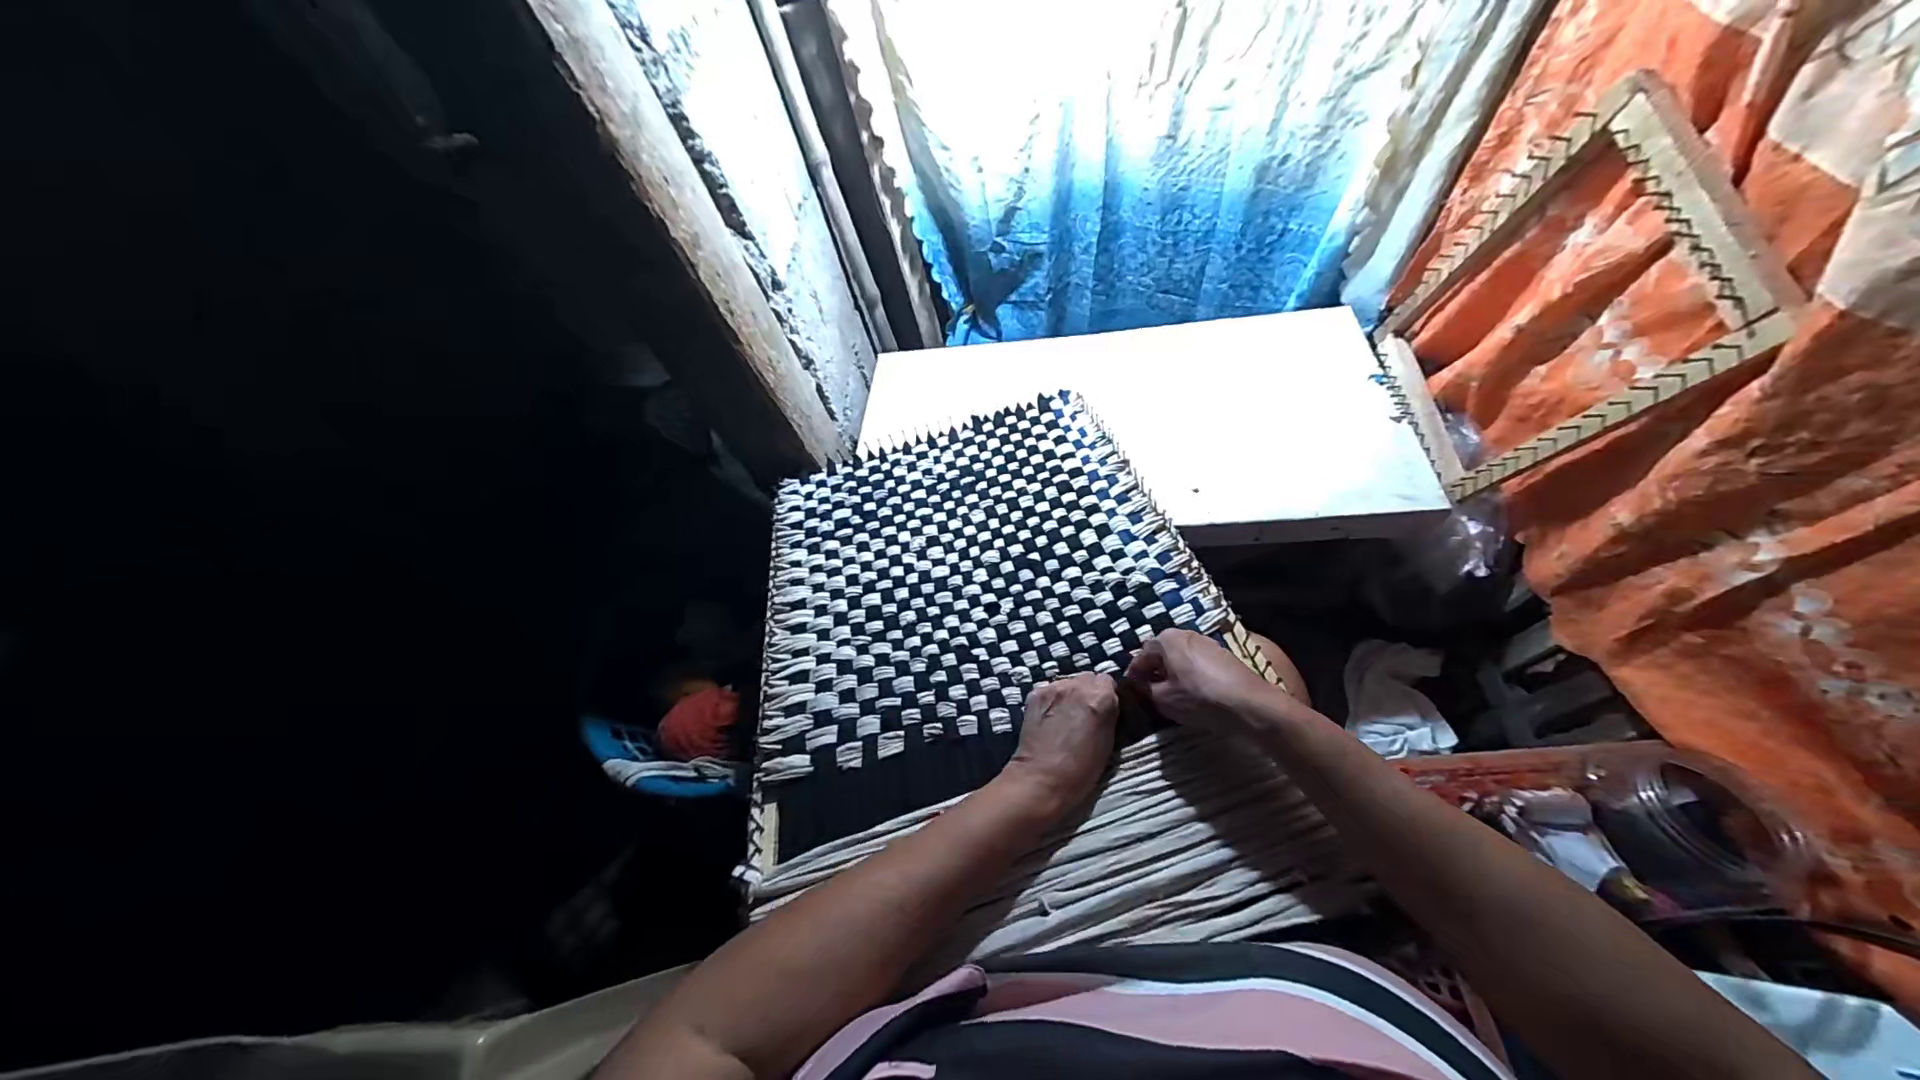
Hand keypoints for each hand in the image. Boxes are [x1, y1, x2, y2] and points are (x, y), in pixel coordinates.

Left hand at [999, 672, 1118, 814]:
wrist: (1042, 778)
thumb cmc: (1082, 770)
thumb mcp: (1109, 740)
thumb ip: (1109, 713)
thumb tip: (1106, 704)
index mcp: (1101, 697)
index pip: (1109, 681)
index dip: (1107, 695)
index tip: (1103, 710)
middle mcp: (1077, 685)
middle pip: (1088, 678)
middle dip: (1088, 691)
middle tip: (1085, 713)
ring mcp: (1054, 687)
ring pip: (1068, 681)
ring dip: (1070, 694)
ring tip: (1066, 715)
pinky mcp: (1035, 693)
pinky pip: (1050, 689)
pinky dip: (1053, 698)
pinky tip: (1051, 716)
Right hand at [1125, 629, 1281, 737]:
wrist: (1250, 704)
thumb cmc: (1200, 698)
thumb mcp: (1163, 699)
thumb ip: (1144, 690)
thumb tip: (1136, 686)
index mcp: (1167, 639)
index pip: (1141, 655)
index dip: (1134, 674)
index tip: (1132, 691)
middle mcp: (1186, 634)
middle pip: (1162, 653)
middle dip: (1154, 672)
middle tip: (1150, 694)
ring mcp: (1208, 643)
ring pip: (1181, 659)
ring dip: (1173, 674)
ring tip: (1172, 696)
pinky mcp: (1224, 656)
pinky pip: (1198, 664)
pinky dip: (1191, 676)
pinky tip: (1194, 695)